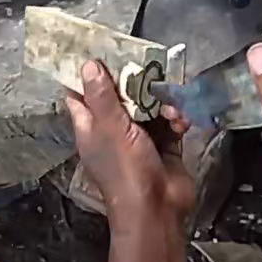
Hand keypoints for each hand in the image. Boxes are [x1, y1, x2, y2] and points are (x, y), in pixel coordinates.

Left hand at [66, 59, 194, 229]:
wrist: (158, 209)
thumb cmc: (126, 170)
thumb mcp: (110, 128)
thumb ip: (101, 96)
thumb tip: (87, 65)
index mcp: (91, 129)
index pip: (81, 96)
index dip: (86, 75)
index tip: (98, 52)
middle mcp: (113, 132)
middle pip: (120, 97)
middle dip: (135, 84)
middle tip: (147, 69)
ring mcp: (139, 140)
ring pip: (149, 108)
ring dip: (162, 103)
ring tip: (170, 108)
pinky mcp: (164, 147)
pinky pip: (169, 124)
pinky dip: (176, 120)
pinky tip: (181, 121)